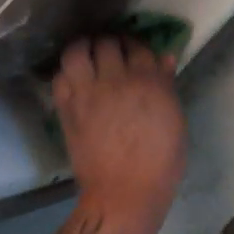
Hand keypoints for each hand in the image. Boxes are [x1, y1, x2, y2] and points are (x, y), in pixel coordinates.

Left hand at [52, 36, 186, 232]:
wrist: (125, 191)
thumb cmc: (161, 159)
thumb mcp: (174, 119)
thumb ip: (166, 86)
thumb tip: (164, 58)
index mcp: (150, 82)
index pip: (139, 47)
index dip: (136, 45)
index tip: (135, 50)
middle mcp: (117, 80)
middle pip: (107, 43)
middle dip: (110, 42)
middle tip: (111, 50)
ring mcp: (88, 93)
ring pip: (77, 52)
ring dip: (83, 48)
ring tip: (88, 53)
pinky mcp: (67, 108)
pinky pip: (60, 77)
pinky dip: (67, 72)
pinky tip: (74, 78)